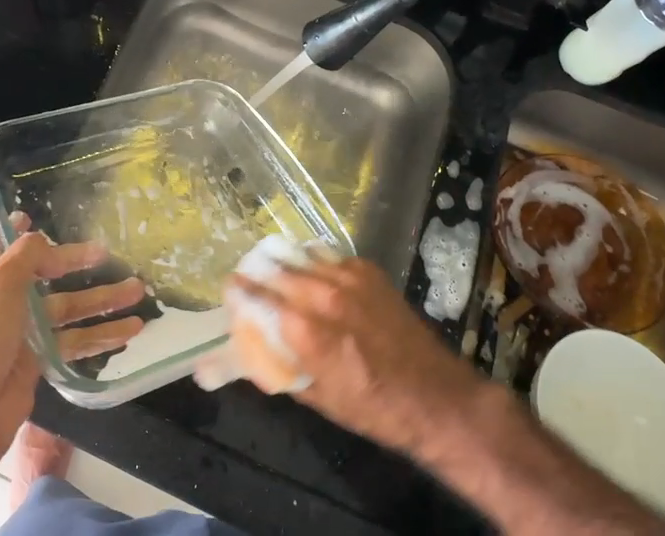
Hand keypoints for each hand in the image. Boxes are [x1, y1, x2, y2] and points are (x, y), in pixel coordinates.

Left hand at [0, 225, 147, 459]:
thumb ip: (23, 257)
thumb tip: (42, 237)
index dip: (12, 231)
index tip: (33, 215)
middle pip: (42, 276)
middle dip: (74, 264)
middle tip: (107, 253)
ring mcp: (19, 335)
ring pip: (66, 310)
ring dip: (100, 301)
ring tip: (138, 290)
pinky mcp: (37, 364)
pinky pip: (73, 343)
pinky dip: (100, 336)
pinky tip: (130, 330)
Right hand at [228, 255, 482, 451]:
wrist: (434, 396)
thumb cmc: (372, 408)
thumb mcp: (317, 397)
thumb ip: (281, 367)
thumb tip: (252, 353)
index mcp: (304, 329)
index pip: (255, 297)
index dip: (237, 291)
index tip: (229, 290)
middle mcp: (321, 295)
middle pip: (274, 269)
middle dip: (257, 272)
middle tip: (248, 278)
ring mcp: (347, 278)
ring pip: (301, 256)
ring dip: (284, 262)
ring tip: (275, 270)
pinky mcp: (368, 272)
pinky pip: (329, 257)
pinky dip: (315, 263)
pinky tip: (314, 274)